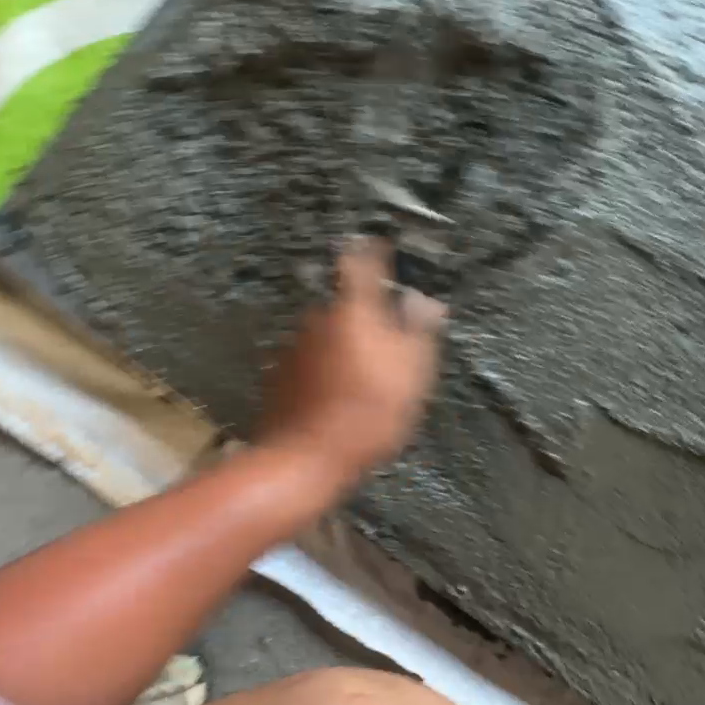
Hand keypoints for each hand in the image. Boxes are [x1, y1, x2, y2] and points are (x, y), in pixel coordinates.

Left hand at [257, 237, 445, 480]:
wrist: (306, 458)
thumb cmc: (366, 415)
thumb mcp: (412, 374)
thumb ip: (420, 330)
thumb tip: (426, 301)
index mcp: (353, 310)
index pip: (363, 260)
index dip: (375, 250)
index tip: (383, 246)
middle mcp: (318, 318)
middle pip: (345, 303)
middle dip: (364, 315)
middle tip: (386, 343)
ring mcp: (293, 346)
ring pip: (326, 335)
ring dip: (342, 346)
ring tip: (362, 379)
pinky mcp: (278, 375)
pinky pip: (309, 363)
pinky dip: (322, 371)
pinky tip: (336, 396)